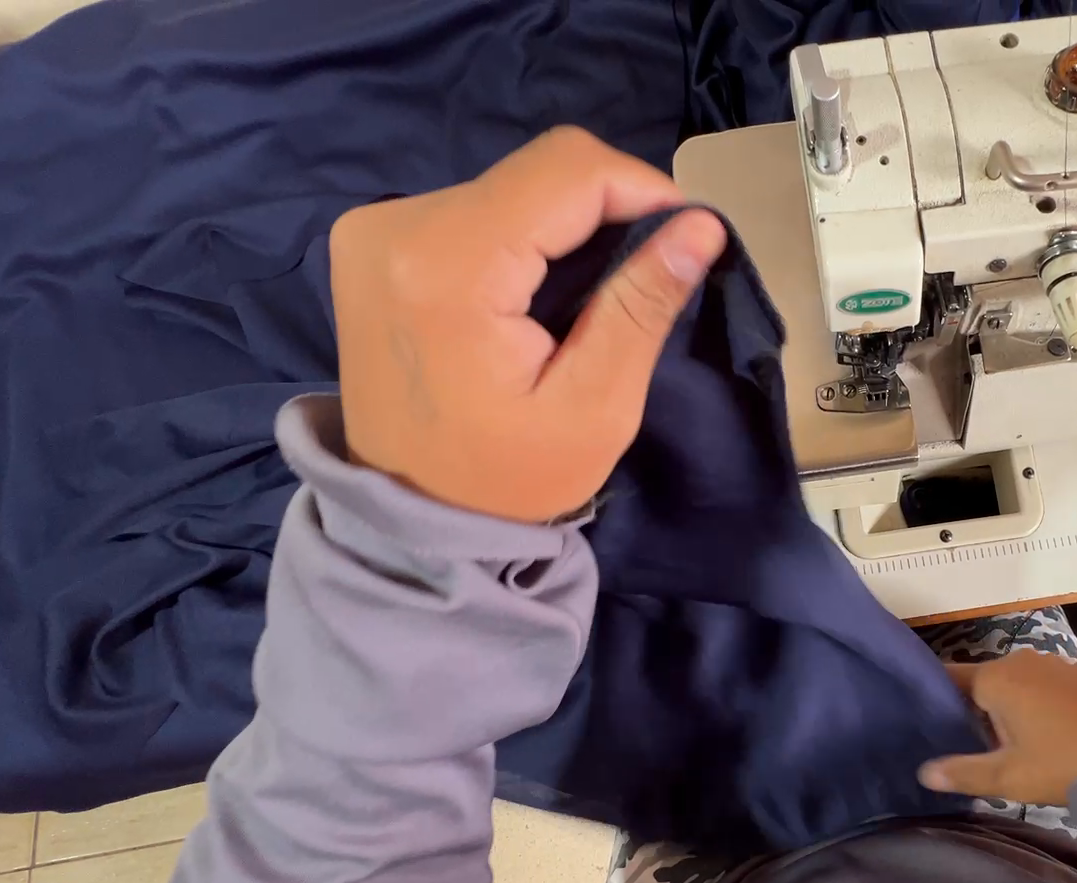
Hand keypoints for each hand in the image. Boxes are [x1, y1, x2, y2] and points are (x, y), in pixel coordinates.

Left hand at [328, 126, 727, 521]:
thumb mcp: (597, 406)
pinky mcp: (374, 242)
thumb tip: (702, 227)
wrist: (412, 518)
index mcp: (449, 265)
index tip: (689, 237)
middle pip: (537, 174)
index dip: (643, 189)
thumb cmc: (511, 479)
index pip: (567, 170)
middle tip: (651, 276)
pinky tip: (547, 294)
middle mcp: (395, 224)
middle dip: (611, 213)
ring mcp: (375, 229)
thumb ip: (643, 306)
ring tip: (601, 296)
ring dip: (571, 229)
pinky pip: (479, 211)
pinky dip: (531, 240)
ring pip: (511, 188)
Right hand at [918, 650, 1076, 805]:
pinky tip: (1048, 731)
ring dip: (1010, 705)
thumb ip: (962, 772)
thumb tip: (923, 772)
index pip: (950, 677)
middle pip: (983, 681)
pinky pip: (1046, 684)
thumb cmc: (1062, 765)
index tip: (928, 721)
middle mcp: (1022, 660)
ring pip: (1016, 682)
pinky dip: (1039, 702)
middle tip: (970, 743)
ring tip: (1009, 741)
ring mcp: (1056, 663)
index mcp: (996, 678)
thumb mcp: (1008, 777)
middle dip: (975, 708)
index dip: (936, 698)